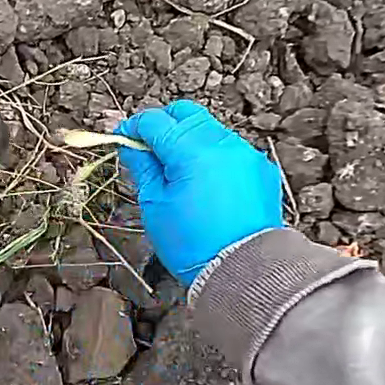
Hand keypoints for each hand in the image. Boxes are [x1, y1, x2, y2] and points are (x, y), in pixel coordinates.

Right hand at [116, 100, 284, 284]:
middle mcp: (223, 143)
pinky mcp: (260, 168)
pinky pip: (231, 148)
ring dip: (189, 139)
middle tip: (149, 149)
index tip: (123, 138)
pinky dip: (213, 155)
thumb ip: (143, 168)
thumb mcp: (155, 206)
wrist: (244, 271)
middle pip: (185, 114)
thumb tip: (131, 146)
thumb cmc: (194, 244)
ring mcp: (246, 153)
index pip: (155, 121)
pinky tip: (205, 182)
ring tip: (178, 171)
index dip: (134, 128)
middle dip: (163, 125)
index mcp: (193, 151)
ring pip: (209, 128)